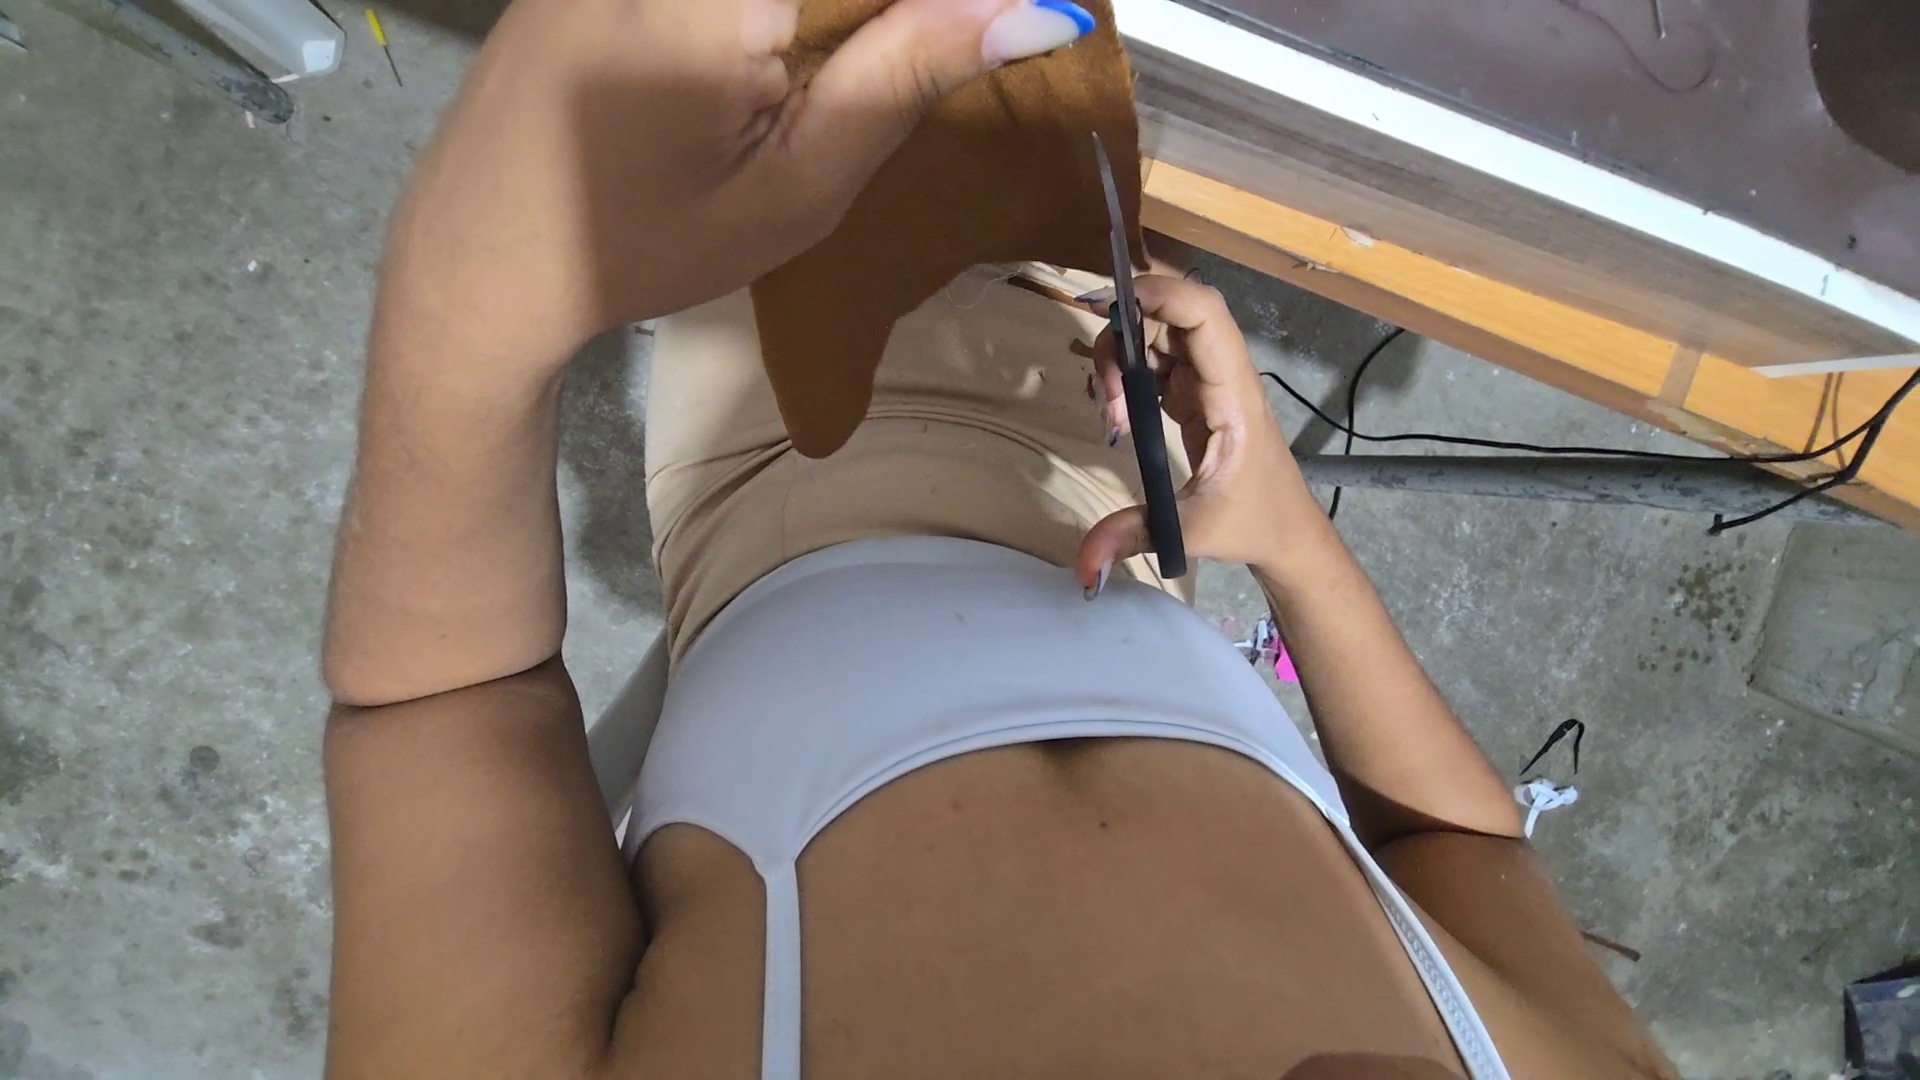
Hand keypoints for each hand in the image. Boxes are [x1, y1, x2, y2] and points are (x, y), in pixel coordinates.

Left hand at [375, 0, 1096, 374]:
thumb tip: (1027, 12)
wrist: (488, 257)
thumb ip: (897, 86)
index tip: (1013, 29)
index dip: (945, 11)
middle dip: (892, 25)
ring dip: (847, 27)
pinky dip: (800, 19)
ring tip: (835, 99)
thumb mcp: (790, 193)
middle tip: (946, 52)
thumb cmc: (647, 247)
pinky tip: (785, 72)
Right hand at [1077, 275, 1329, 586]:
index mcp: (1233, 394)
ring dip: (1121, 362)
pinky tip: (1120, 419)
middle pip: (1169, 319)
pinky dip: (1128, 380)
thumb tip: (1080, 567)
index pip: (1204, 316)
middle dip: (1123, 339)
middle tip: (1105, 397)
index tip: (1107, 304)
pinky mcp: (1195, 398)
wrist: (1286, 532)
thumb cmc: (1255, 523)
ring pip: (1157, 338)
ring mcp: (1208, 384)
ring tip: (1113, 417)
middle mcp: (1222, 376)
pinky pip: (1154, 365)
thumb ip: (1133, 536)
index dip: (1159, 294)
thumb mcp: (1191, 532)